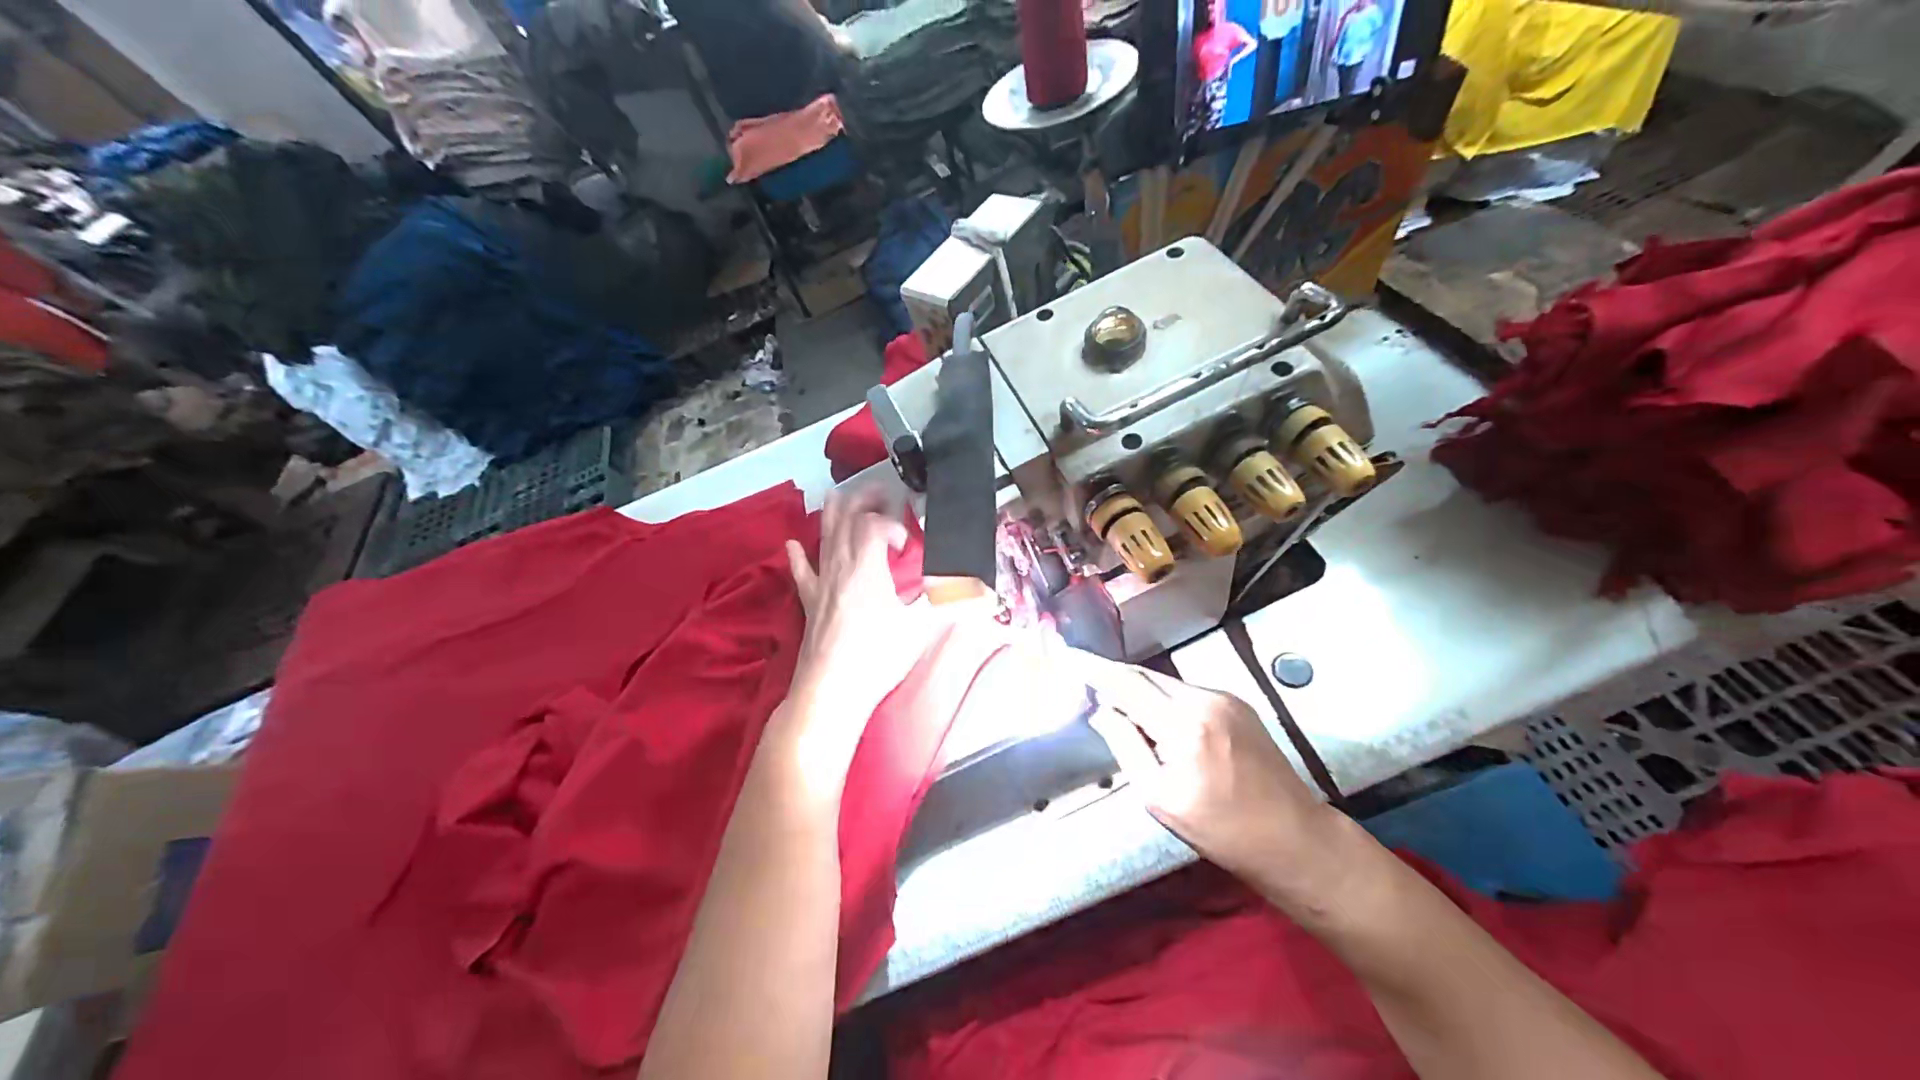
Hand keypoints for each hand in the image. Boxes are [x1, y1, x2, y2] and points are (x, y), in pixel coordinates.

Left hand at [775, 489, 941, 794]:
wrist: (830, 691)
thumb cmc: (875, 658)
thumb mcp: (918, 630)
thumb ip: (944, 603)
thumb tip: (975, 589)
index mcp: (866, 567)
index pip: (876, 525)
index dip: (893, 524)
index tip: (907, 545)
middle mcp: (839, 566)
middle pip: (846, 519)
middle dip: (864, 500)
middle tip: (881, 491)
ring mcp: (820, 582)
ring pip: (824, 536)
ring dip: (835, 513)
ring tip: (842, 495)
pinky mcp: (809, 602)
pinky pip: (801, 572)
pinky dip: (799, 555)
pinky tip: (793, 544)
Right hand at [1080, 659, 1346, 906]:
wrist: (1293, 838)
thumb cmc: (1221, 829)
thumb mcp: (1159, 798)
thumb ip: (1126, 747)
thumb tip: (1101, 711)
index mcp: (1184, 724)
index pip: (1126, 683)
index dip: (1093, 668)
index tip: (1067, 654)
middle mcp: (1206, 699)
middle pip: (1146, 676)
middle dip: (1114, 677)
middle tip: (1084, 680)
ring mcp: (1227, 699)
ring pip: (1167, 683)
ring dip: (1140, 690)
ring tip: (1118, 707)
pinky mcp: (1239, 705)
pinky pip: (1188, 693)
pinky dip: (1164, 699)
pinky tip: (1157, 719)